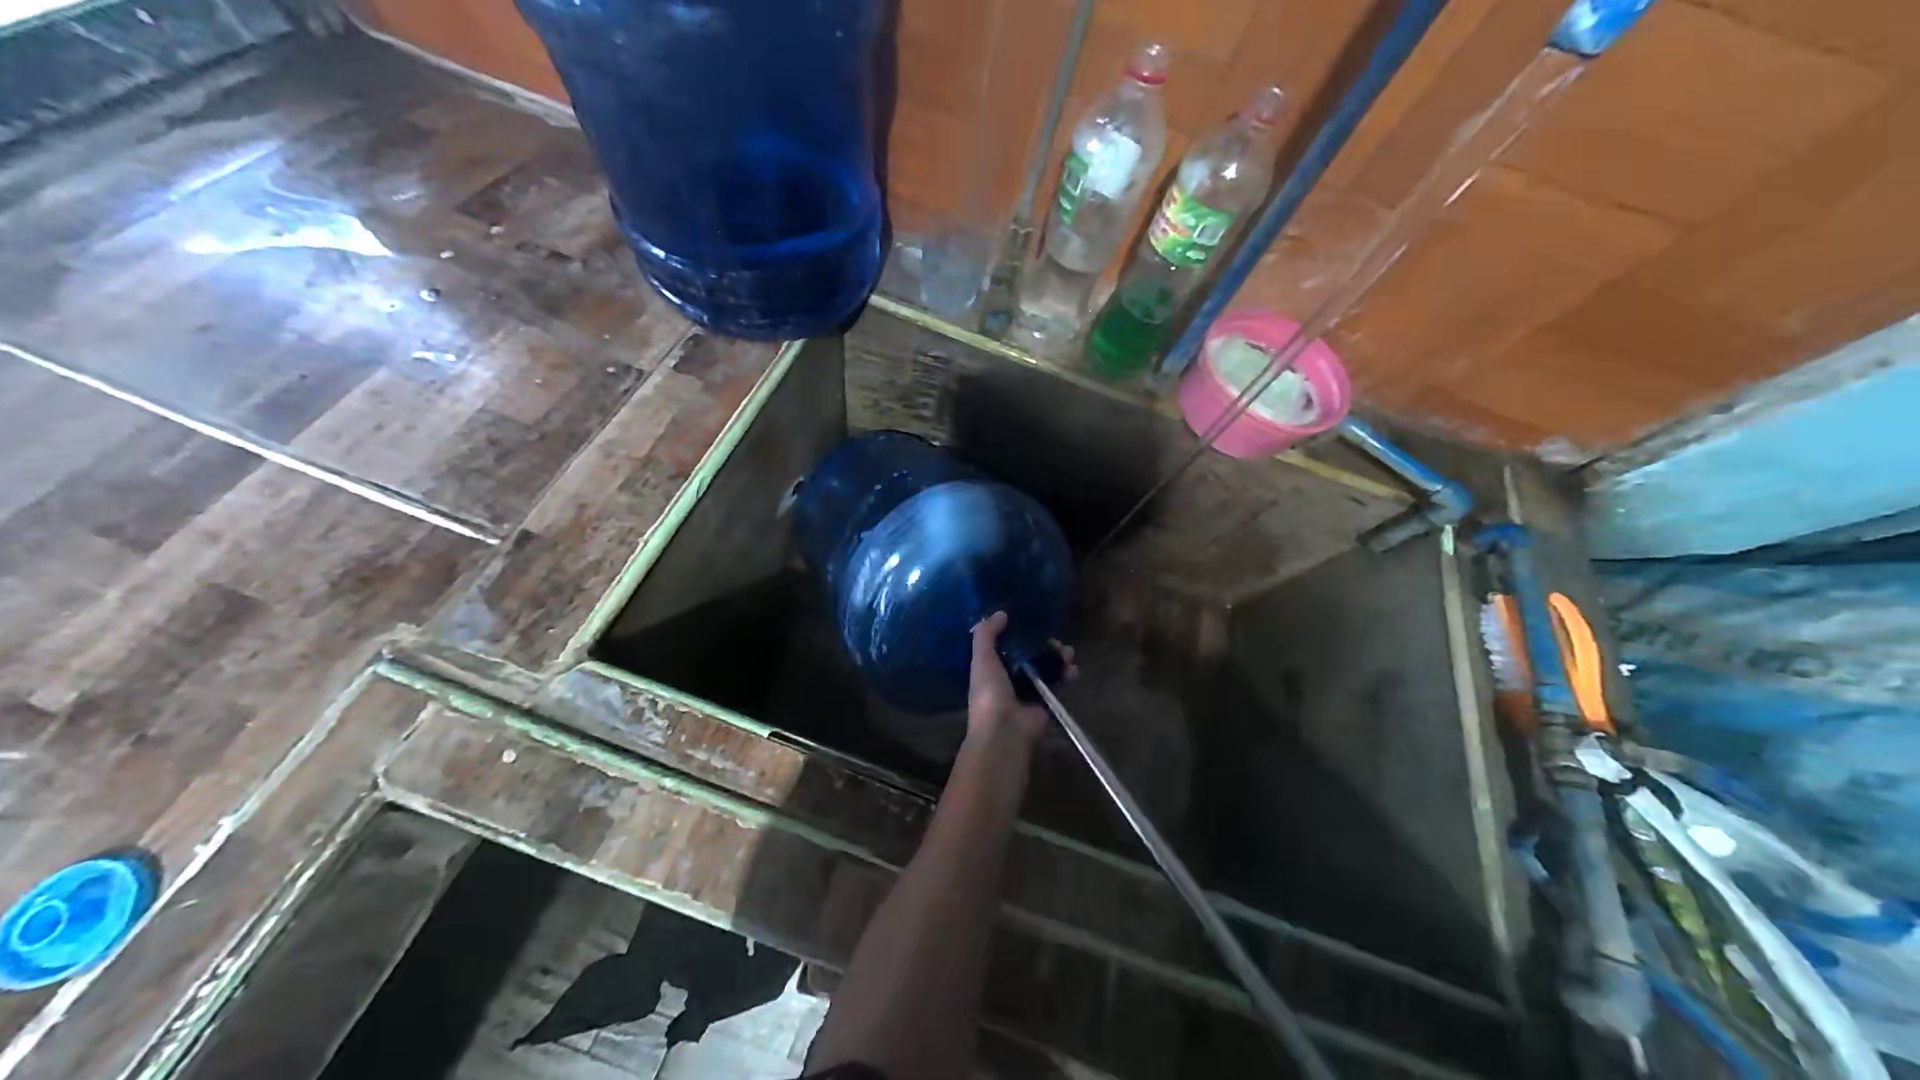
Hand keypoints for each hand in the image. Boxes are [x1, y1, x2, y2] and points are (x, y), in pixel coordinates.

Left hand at [967, 611, 1075, 743]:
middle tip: (1055, 641)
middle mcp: (1009, 682)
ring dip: (1058, 660)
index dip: (1019, 637)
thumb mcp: (982, 658)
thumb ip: (986, 634)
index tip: (1032, 625)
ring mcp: (1028, 694)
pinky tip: (1073, 669)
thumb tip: (1001, 614)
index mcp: (991, 671)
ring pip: (1046, 671)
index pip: (1006, 649)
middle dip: (1044, 648)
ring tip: (1068, 652)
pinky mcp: (1045, 705)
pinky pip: (1058, 686)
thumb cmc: (990, 693)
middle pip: (1030, 658)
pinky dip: (1067, 677)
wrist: (1005, 731)